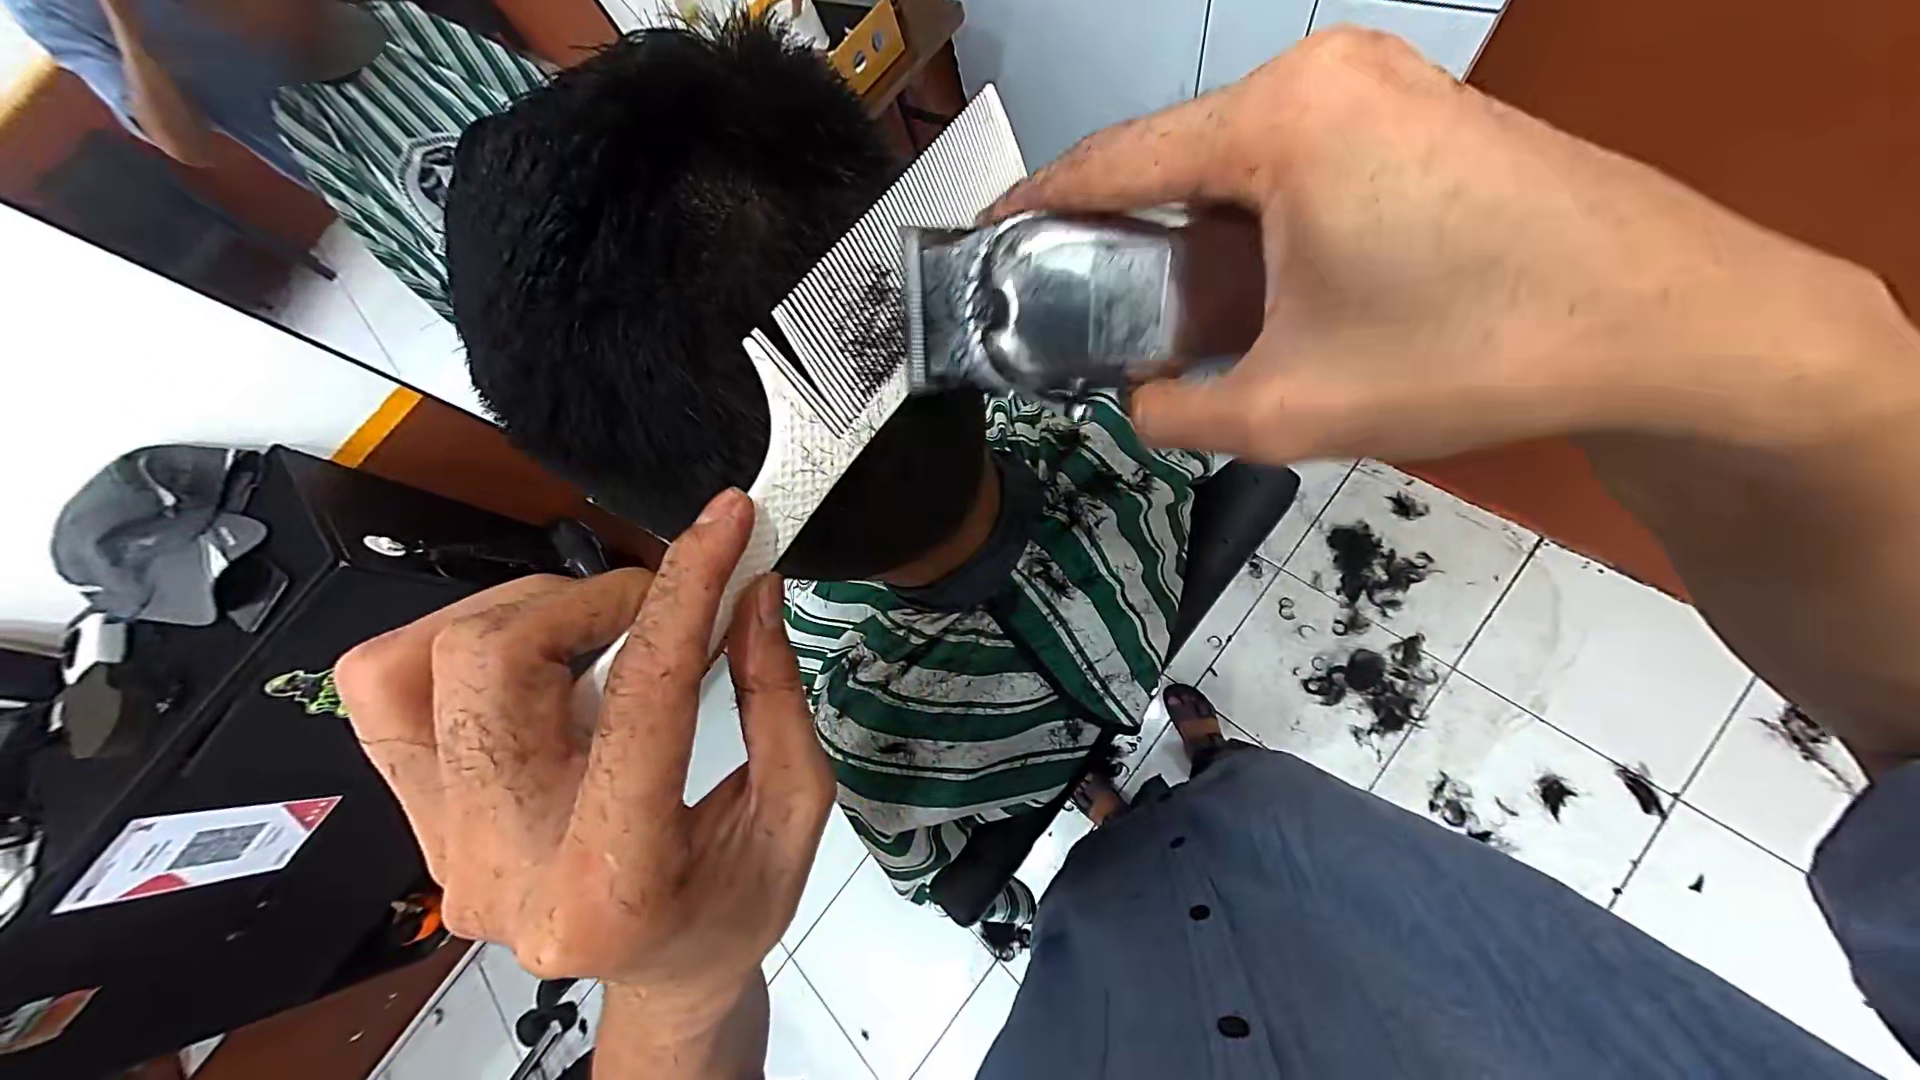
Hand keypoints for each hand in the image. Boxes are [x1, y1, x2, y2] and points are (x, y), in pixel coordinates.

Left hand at [335, 490, 833, 1053]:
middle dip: (600, 594)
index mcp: (618, 873)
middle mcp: (500, 860)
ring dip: (530, 607)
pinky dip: (461, 636)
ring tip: (606, 622)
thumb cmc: (740, 902)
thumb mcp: (797, 803)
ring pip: (420, 659)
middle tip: (668, 598)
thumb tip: (753, 592)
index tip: (728, 523)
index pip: (644, 693)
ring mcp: (440, 842)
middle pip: (495, 659)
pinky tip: (541, 651)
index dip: (690, 588)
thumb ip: (777, 693)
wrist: (662, 972)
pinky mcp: (418, 819)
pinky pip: (385, 691)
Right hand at [989, 29, 1901, 462]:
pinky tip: (1231, 292)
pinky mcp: (1406, 119)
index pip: (1113, 160)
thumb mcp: (1278, 412)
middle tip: (1067, 304)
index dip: (1038, 204)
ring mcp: (1371, 88)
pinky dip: (1234, 231)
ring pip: (1222, 170)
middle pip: (1166, 161)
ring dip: (1176, 240)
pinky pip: (1279, 172)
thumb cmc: (1463, 359)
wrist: (1668, 327)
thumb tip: (1138, 396)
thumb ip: (1172, 410)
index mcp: (1278, 122)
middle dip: (1108, 234)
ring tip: (1145, 313)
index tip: (988, 240)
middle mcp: (1317, 77)